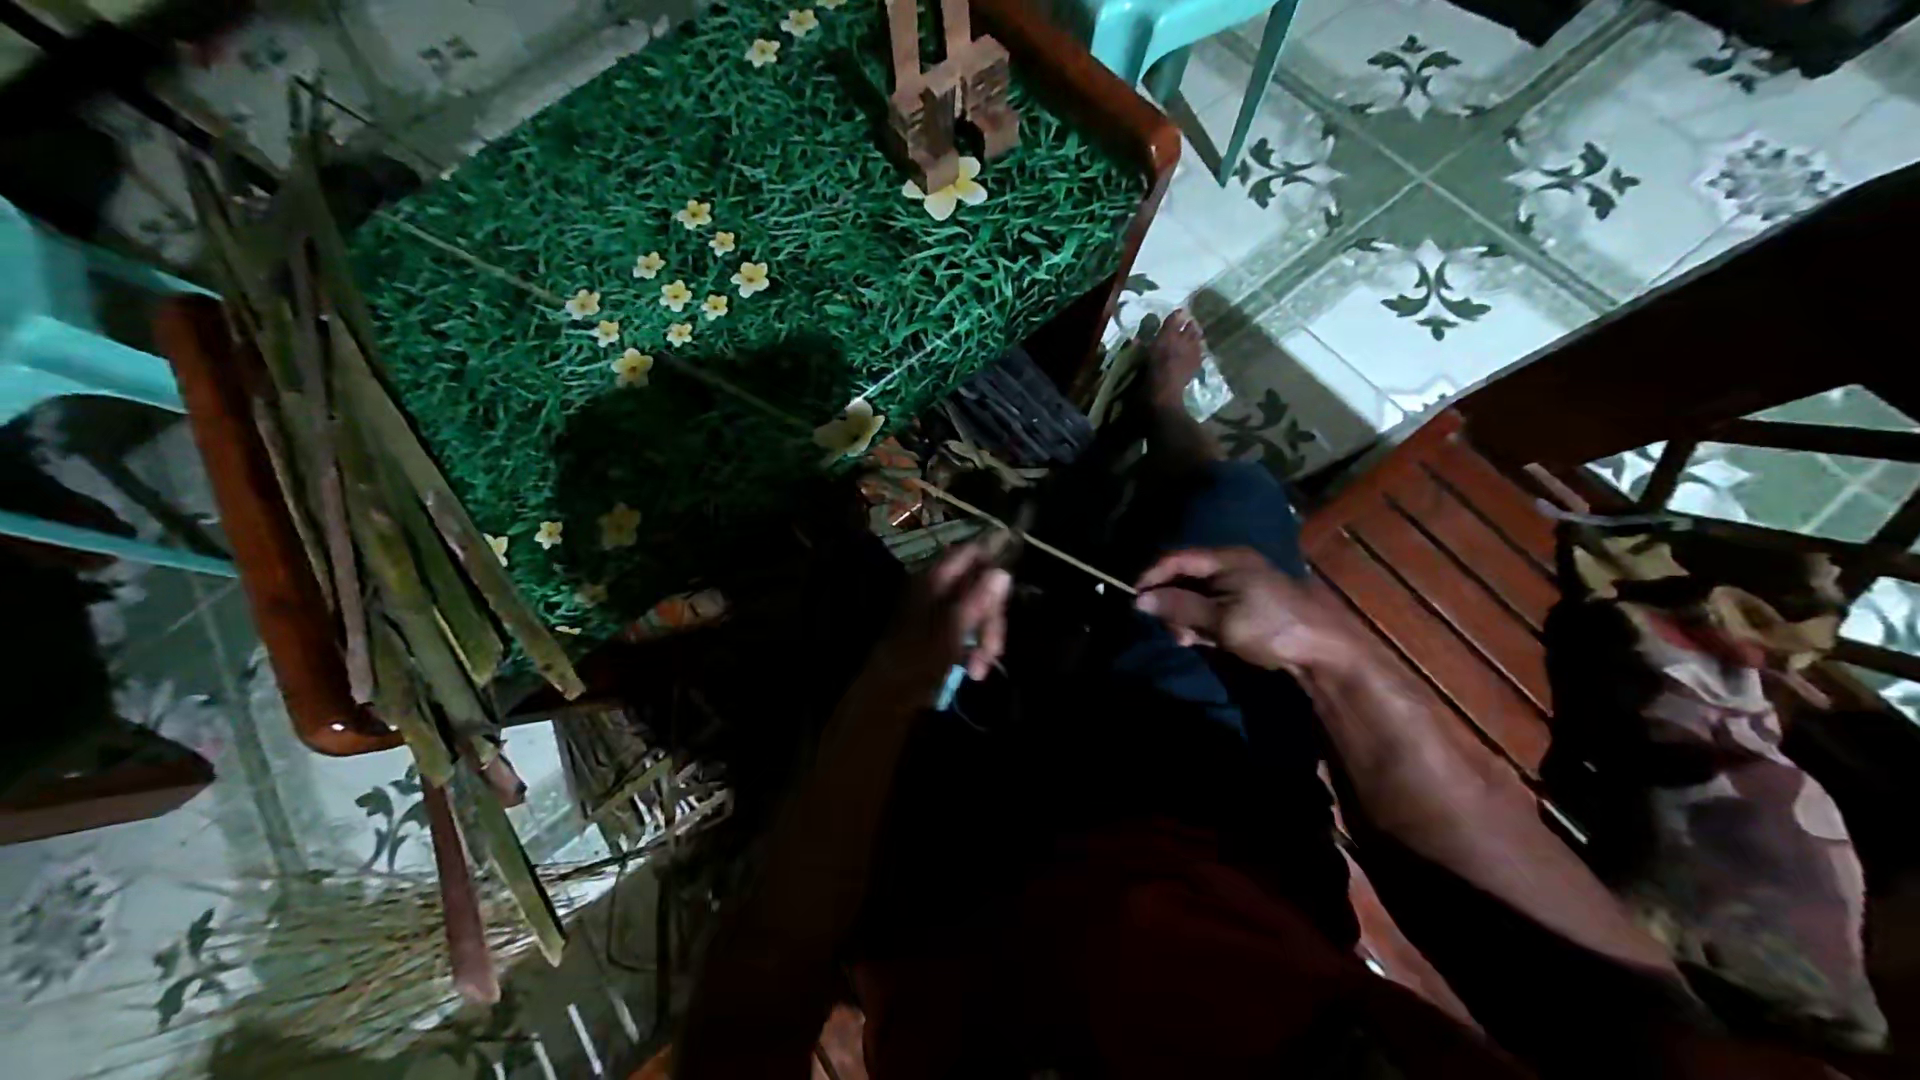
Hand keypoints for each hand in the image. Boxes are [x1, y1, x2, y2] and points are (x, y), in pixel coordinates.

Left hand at [865, 541, 1011, 694]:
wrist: (887, 694)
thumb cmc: (919, 660)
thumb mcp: (954, 630)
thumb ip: (979, 599)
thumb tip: (1003, 572)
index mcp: (936, 579)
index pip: (972, 553)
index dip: (994, 566)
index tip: (1007, 592)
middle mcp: (936, 587)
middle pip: (979, 587)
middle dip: (991, 620)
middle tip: (993, 651)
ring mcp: (936, 608)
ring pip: (975, 611)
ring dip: (984, 640)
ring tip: (980, 669)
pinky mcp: (938, 629)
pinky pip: (966, 629)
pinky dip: (973, 647)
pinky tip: (973, 669)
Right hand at [1134, 546, 1362, 675]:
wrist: (1325, 651)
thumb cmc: (1270, 627)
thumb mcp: (1219, 619)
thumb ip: (1179, 607)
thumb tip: (1140, 600)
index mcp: (1226, 559)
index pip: (1176, 558)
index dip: (1152, 576)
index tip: (1134, 599)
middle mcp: (1232, 565)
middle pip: (1185, 577)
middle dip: (1170, 603)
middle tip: (1170, 630)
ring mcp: (1242, 585)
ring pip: (1197, 595)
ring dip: (1185, 617)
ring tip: (1187, 639)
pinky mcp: (1249, 604)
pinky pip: (1213, 607)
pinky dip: (1202, 622)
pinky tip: (1202, 639)